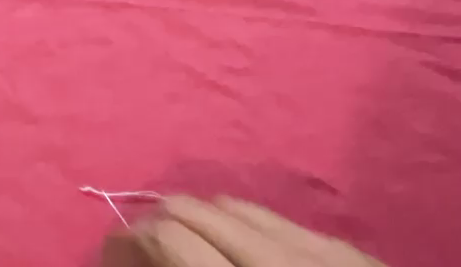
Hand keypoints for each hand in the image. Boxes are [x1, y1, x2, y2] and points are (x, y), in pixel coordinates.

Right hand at [105, 196, 384, 266]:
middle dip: (152, 228)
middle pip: (189, 206)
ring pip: (227, 201)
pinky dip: (240, 229)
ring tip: (188, 256)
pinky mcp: (351, 250)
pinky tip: (242, 259)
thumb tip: (135, 266)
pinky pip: (272, 216)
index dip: (126, 245)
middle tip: (142, 261)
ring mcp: (325, 250)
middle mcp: (286, 262)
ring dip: (195, 223)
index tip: (110, 262)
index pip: (168, 237)